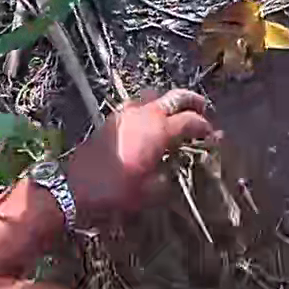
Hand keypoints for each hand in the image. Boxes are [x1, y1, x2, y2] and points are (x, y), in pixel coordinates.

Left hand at [64, 89, 214, 216]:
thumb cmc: (116, 189)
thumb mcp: (148, 192)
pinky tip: (149, 122)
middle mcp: (145, 115)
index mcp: (160, 130)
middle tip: (203, 107)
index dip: (204, 126)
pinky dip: (149, 108)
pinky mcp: (112, 118)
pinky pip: (137, 104)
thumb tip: (170, 173)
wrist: (76, 184)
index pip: (190, 121)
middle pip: (174, 97)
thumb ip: (166, 180)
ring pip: (153, 96)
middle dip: (191, 101)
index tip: (212, 134)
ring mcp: (126, 112)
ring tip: (176, 113)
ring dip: (168, 101)